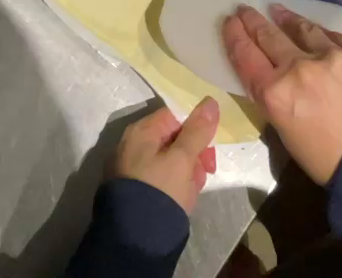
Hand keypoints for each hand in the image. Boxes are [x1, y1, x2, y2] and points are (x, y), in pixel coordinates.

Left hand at [112, 97, 219, 213]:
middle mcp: (132, 144)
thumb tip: (210, 101)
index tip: (210, 149)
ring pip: (170, 159)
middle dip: (194, 154)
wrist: (135, 240)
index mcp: (141, 131)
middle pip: (174, 137)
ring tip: (191, 190)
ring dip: (187, 171)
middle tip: (205, 172)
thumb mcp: (183, 159)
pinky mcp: (133, 188)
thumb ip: (198, 130)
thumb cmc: (161, 190)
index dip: (197, 129)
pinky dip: (174, 183)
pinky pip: (160, 176)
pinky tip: (181, 198)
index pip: (176, 116)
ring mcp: (131, 167)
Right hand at [222, 4, 341, 183]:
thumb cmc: (324, 157)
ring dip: (287, 19)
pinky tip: (316, 31)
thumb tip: (270, 73)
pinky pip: (334, 37)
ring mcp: (330, 55)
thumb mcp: (284, 130)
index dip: (235, 36)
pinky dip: (322, 36)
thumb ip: (273, 96)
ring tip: (277, 11)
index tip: (230, 22)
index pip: (246, 56)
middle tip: (245, 9)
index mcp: (275, 94)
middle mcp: (299, 68)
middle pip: (269, 37)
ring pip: (303, 29)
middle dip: (254, 21)